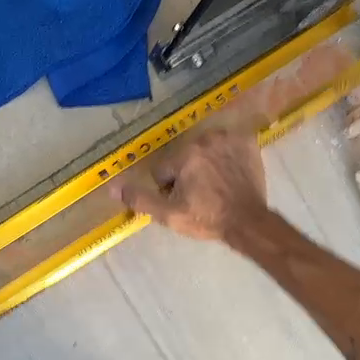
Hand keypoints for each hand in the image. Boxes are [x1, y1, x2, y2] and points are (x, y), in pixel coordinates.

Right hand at [121, 128, 268, 241]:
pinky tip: (230, 176)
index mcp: (183, 155)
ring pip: (204, 151)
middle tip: (201, 197)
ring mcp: (228, 138)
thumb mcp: (169, 215)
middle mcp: (205, 139)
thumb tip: (112, 186)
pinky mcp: (247, 142)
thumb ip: (140, 199)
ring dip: (205, 165)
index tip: (185, 202)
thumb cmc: (207, 219)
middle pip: (183, 158)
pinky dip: (226, 158)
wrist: (248, 221)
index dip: (170, 190)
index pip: (163, 171)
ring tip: (216, 188)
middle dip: (187, 176)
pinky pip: (226, 146)